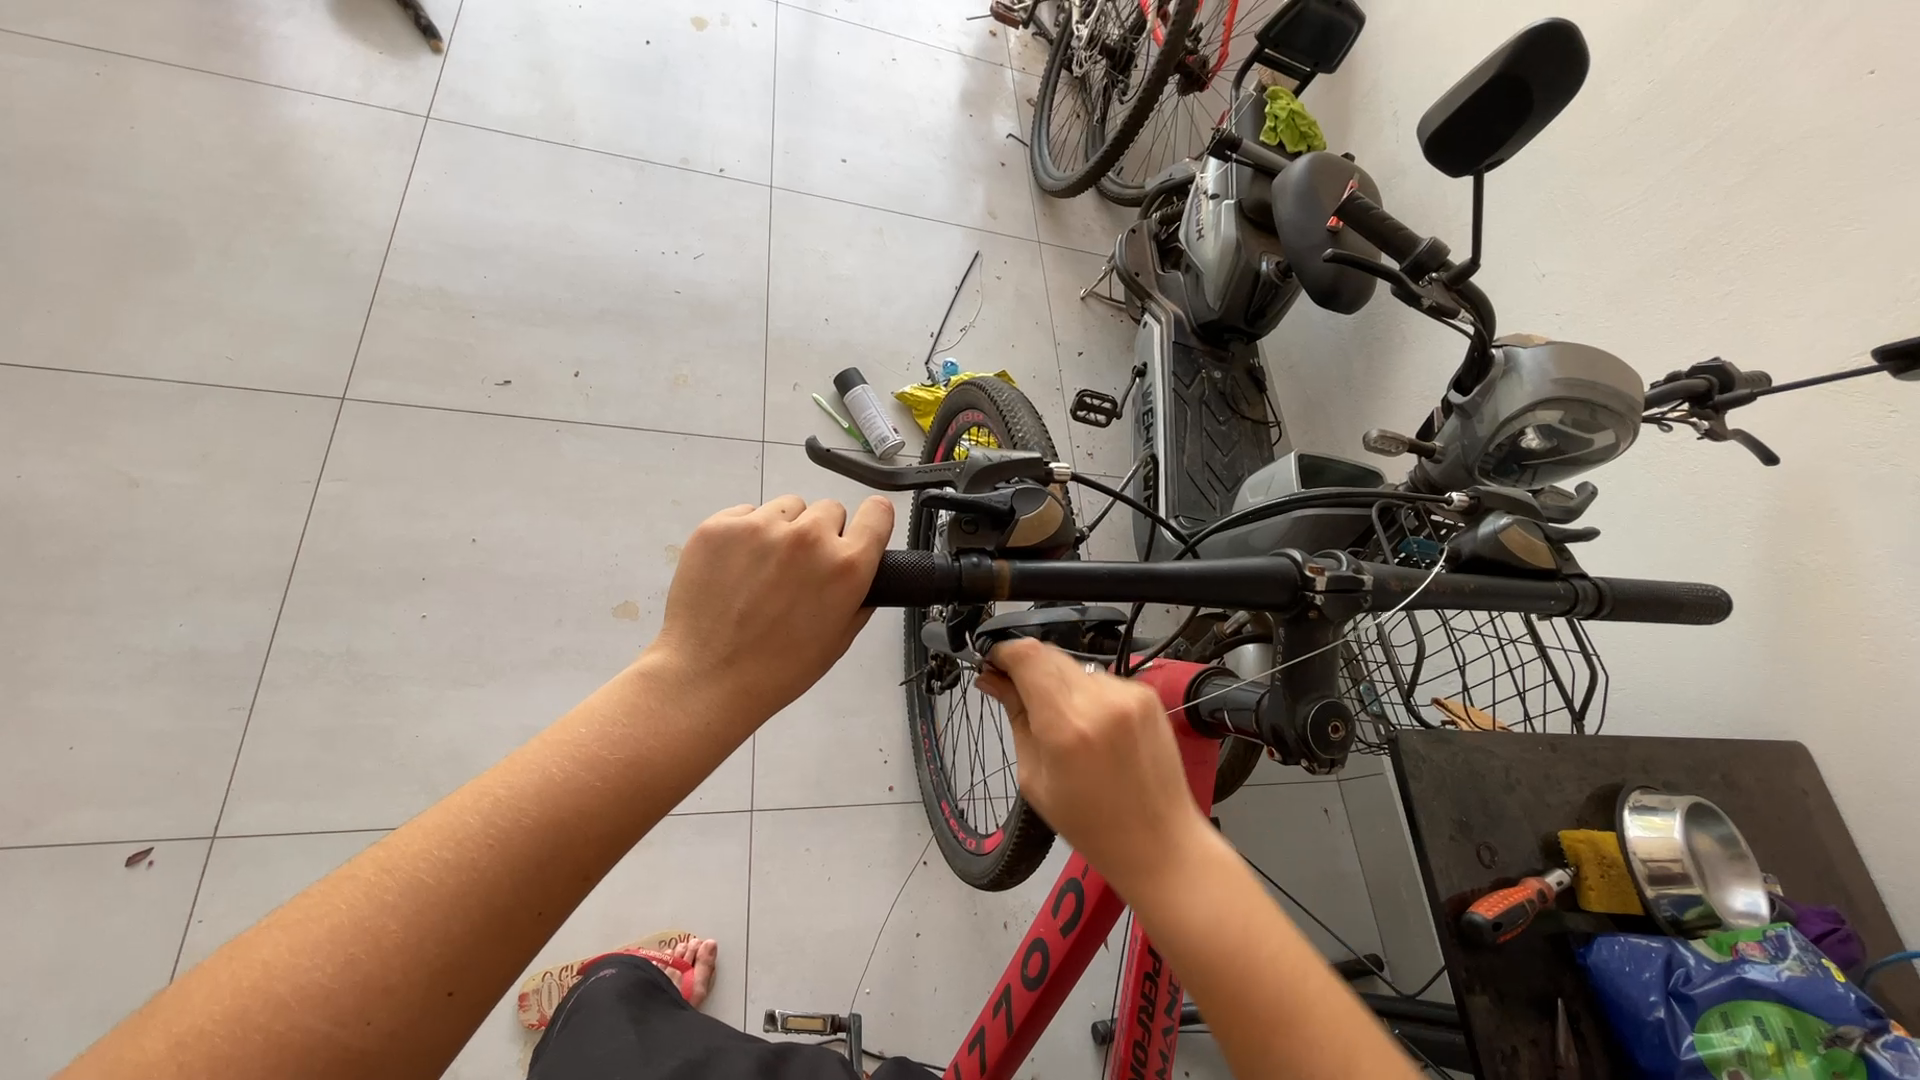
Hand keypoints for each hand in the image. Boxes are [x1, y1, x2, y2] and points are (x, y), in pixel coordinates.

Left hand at [646, 494, 893, 722]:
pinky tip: (736, 569)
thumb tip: (862, 574)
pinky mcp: (721, 526)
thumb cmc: (777, 669)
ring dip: (784, 530)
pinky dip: (745, 534)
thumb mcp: (840, 640)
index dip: (872, 521)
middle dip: (822, 534)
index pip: (878, 512)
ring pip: (788, 508)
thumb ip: (859, 597)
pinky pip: (746, 514)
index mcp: (846, 566)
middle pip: (830, 509)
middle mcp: (808, 538)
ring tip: (765, 569)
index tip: (864, 528)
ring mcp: (761, 527)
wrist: (708, 677)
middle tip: (801, 569)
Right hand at [976, 640, 1209, 889]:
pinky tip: (1094, 729)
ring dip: (1059, 683)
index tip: (993, 663)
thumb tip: (991, 678)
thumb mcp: (1035, 777)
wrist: (1159, 842)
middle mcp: (1101, 701)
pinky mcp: (1147, 695)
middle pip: (1049, 654)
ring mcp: (1129, 695)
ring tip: (1065, 725)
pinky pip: (1102, 679)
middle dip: (1028, 669)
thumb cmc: (1090, 823)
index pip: (1028, 656)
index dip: (1004, 652)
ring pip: (1075, 667)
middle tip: (1018, 693)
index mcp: (1067, 726)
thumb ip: (1015, 717)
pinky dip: (1088, 694)